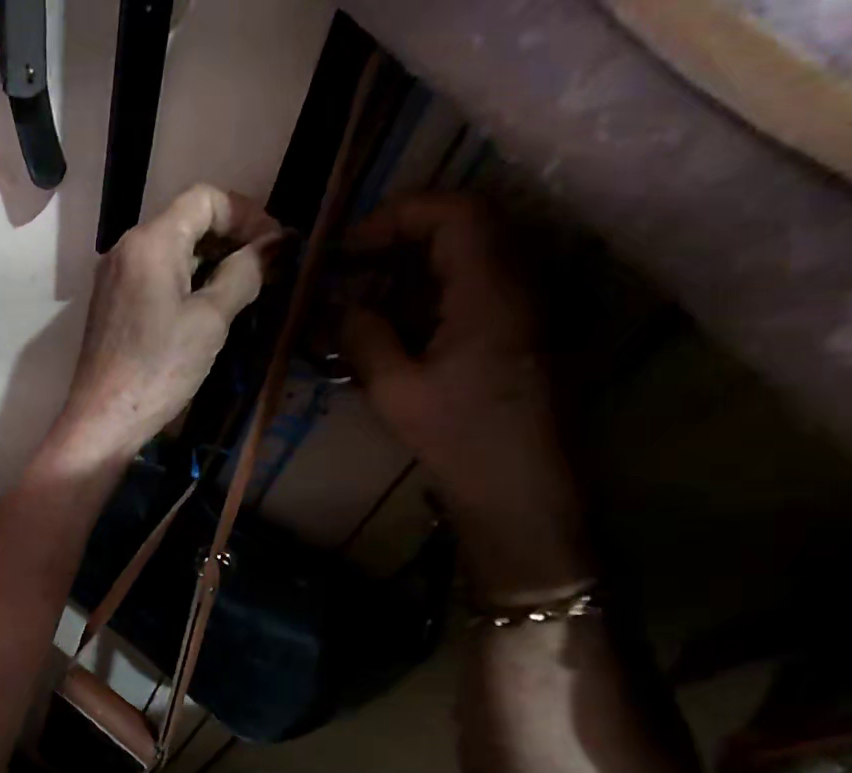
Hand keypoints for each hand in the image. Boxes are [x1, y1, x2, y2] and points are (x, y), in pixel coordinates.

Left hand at [57, 184, 283, 464]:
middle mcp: (125, 250)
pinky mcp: (113, 305)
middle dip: (232, 237)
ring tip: (248, 289)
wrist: (103, 419)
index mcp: (149, 242)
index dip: (247, 213)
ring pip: (172, 250)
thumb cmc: (159, 368)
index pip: (205, 198)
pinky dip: (187, 281)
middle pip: (187, 221)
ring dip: (211, 261)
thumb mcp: (211, 319)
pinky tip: (212, 306)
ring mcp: (114, 278)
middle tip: (268, 268)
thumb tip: (274, 244)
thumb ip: (244, 272)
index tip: (274, 245)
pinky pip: (155, 276)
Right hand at [340, 194, 589, 599]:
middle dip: (396, 236)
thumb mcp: (395, 389)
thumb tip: (334, 306)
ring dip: (405, 263)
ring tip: (355, 292)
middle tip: (345, 265)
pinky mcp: (510, 326)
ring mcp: (518, 303)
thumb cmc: (458, 435)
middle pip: (462, 225)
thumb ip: (362, 337)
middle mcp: (515, 283)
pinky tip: (383, 320)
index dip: (396, 215)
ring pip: (464, 253)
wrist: (517, 481)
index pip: (455, 214)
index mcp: (490, 292)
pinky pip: (466, 284)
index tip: (346, 247)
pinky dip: (420, 289)